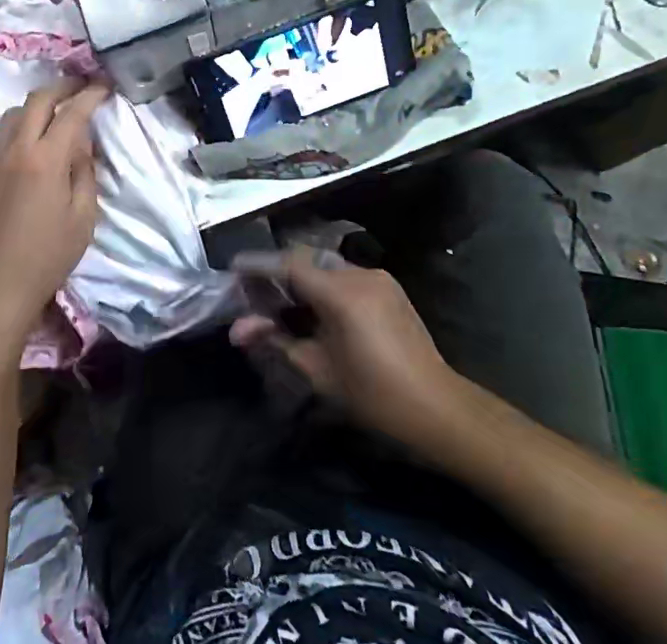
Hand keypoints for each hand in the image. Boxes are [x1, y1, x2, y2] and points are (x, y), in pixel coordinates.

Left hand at [0, 79, 108, 344]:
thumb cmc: (48, 256)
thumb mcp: (83, 216)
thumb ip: (84, 172)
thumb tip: (81, 144)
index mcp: (45, 160)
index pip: (72, 113)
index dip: (91, 95)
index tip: (104, 87)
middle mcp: (13, 150)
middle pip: (36, 101)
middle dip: (61, 88)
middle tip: (80, 88)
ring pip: (12, 116)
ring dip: (37, 107)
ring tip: (55, 115)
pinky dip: (19, 130)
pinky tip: (30, 147)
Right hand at [230, 247, 465, 443]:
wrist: (433, 405)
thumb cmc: (371, 394)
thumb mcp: (316, 370)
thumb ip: (276, 342)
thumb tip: (239, 329)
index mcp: (341, 293)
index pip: (289, 265)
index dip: (258, 265)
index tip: (233, 269)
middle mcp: (360, 274)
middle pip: (308, 260)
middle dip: (278, 271)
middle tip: (253, 292)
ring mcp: (379, 278)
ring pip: (327, 266)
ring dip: (301, 277)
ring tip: (278, 301)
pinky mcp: (389, 288)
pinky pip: (346, 276)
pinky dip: (323, 284)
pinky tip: (312, 307)